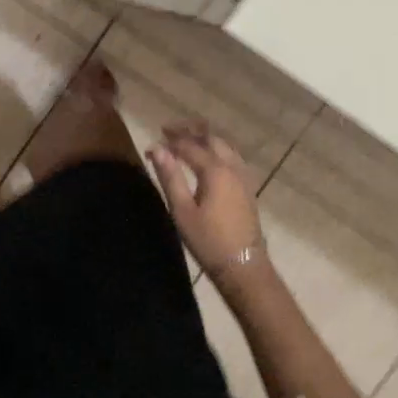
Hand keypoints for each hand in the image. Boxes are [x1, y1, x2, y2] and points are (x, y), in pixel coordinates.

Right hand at [148, 123, 271, 291]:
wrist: (244, 266)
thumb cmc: (208, 240)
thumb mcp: (182, 210)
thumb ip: (170, 177)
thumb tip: (156, 149)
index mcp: (215, 170)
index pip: (188, 146)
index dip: (168, 143)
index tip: (150, 147)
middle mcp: (232, 167)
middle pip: (211, 138)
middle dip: (189, 131)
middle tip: (168, 131)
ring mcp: (243, 177)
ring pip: (225, 145)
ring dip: (205, 138)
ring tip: (186, 139)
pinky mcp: (248, 187)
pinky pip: (233, 156)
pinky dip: (218, 149)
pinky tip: (209, 158)